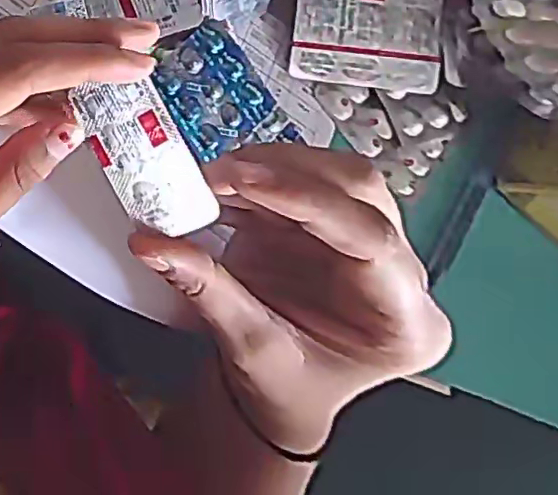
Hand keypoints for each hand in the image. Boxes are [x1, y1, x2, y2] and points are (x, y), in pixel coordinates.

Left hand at [0, 16, 158, 294]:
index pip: (13, 73)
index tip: (135, 63)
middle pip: (9, 38)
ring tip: (118, 48)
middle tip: (142, 34)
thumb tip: (69, 130)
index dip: (80, 62)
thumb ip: (10, 178)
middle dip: (82, 33)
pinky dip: (28, 64)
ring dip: (60, 39)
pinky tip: (65, 84)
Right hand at [130, 145, 451, 453]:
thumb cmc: (283, 386)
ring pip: (333, 173)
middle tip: (224, 174)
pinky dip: (256, 174)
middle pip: (359, 191)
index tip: (245, 177)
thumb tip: (153, 243)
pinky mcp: (330, 220)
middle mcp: (397, 273)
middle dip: (287, 172)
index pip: (371, 239)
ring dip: (270, 166)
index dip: (307, 198)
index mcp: (404, 321)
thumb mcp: (248, 346)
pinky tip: (223, 185)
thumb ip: (205, 289)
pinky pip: (300, 177)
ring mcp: (365, 240)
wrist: (279, 391)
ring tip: (215, 179)